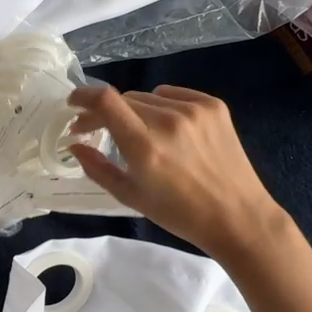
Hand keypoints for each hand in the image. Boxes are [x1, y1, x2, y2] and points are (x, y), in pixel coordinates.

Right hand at [67, 83, 291, 256]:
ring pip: (147, 97)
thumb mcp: (129, 196)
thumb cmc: (179, 214)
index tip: (72, 104)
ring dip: (134, 111)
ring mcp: (193, 110)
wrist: (238, 217)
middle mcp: (167, 120)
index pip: (104, 101)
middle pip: (122, 99)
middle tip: (98, 130)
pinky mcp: (213, 106)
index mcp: (144, 146)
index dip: (82, 96)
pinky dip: (161, 105)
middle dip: (105, 113)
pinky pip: (173, 95)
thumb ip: (96, 167)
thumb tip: (74, 145)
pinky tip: (164, 125)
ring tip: (138, 132)